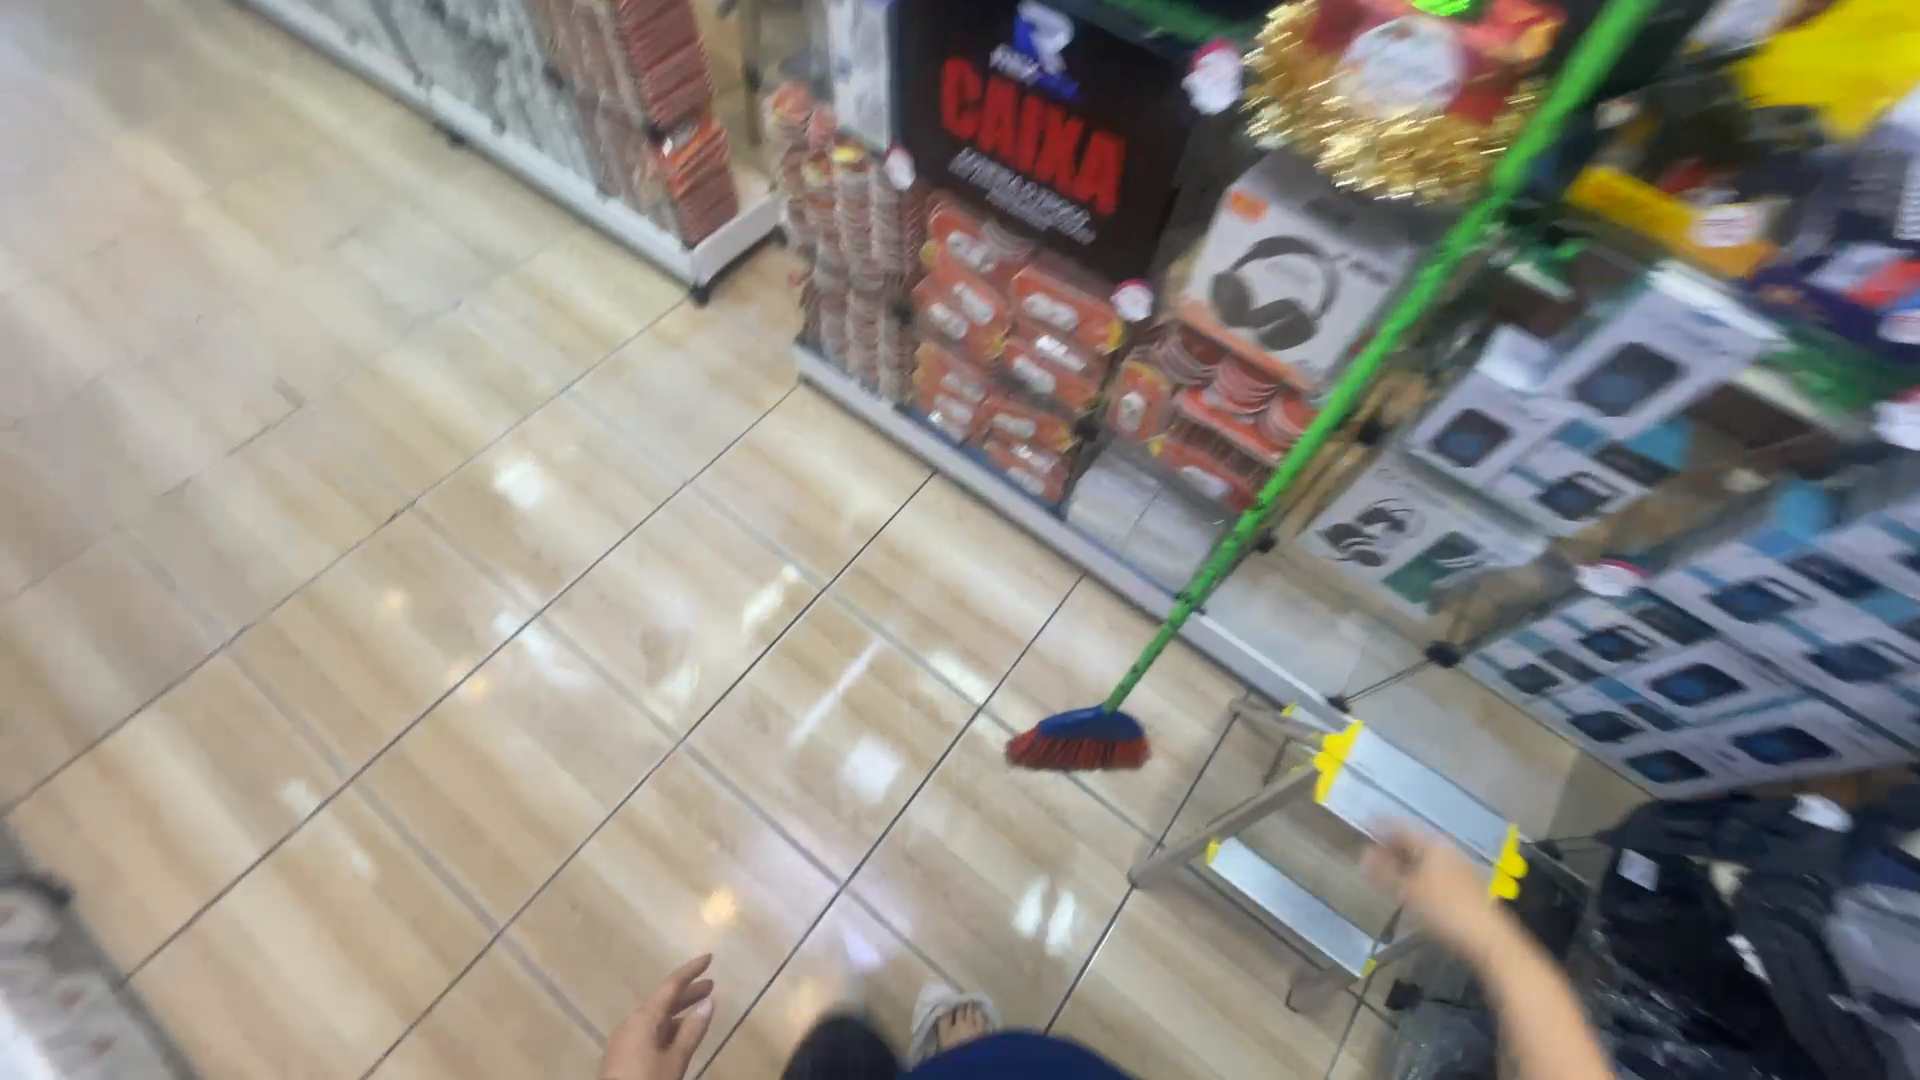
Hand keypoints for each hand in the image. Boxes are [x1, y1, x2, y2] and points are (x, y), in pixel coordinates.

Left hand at [599, 954, 715, 1079]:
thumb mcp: (675, 1060)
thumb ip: (692, 1030)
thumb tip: (708, 1002)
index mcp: (643, 1018)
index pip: (671, 985)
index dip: (691, 970)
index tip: (710, 958)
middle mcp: (630, 1022)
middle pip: (662, 999)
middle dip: (687, 992)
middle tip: (711, 986)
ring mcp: (623, 1040)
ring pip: (655, 1016)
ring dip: (678, 1011)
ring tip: (699, 1011)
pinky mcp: (620, 1056)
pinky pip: (647, 1031)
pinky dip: (667, 1026)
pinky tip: (678, 1036)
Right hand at [1361, 825, 1509, 961]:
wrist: (1491, 941)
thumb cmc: (1444, 909)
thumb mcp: (1406, 890)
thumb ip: (1382, 871)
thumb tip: (1363, 854)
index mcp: (1432, 844)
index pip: (1400, 826)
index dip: (1379, 825)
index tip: (1363, 826)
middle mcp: (1447, 850)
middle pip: (1414, 841)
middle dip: (1391, 844)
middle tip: (1372, 851)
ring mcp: (1460, 866)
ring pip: (1425, 856)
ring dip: (1404, 859)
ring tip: (1388, 869)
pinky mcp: (1468, 885)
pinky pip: (1435, 868)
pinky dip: (1418, 870)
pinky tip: (1412, 884)